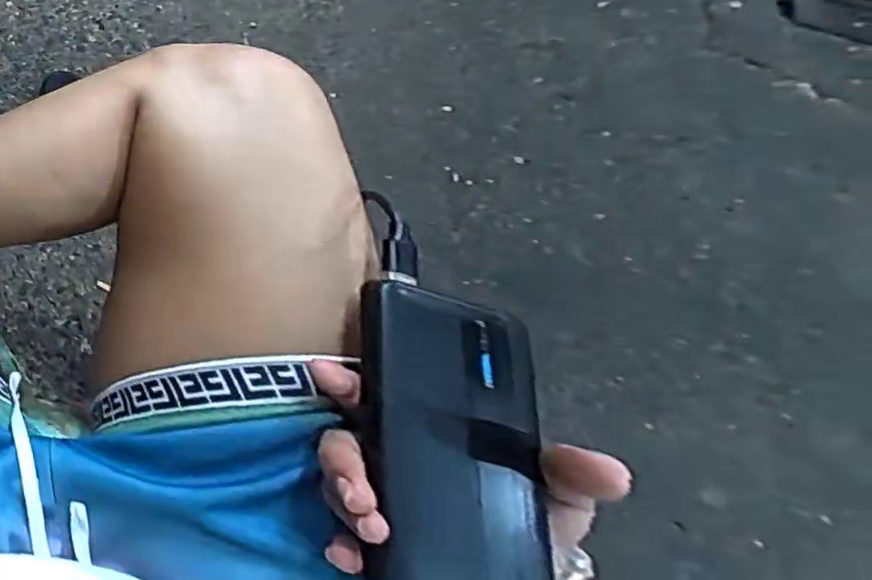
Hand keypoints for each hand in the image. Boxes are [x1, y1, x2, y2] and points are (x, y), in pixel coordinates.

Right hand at [308, 359, 632, 575]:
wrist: (523, 569)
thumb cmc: (525, 511)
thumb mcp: (552, 492)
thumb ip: (570, 474)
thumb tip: (608, 469)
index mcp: (408, 428)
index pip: (366, 393)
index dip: (342, 379)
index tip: (327, 375)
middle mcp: (378, 453)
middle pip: (339, 440)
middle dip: (340, 462)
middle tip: (360, 495)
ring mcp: (371, 494)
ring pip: (333, 484)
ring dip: (343, 502)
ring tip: (370, 529)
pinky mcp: (366, 535)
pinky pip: (339, 533)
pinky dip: (341, 544)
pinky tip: (348, 558)